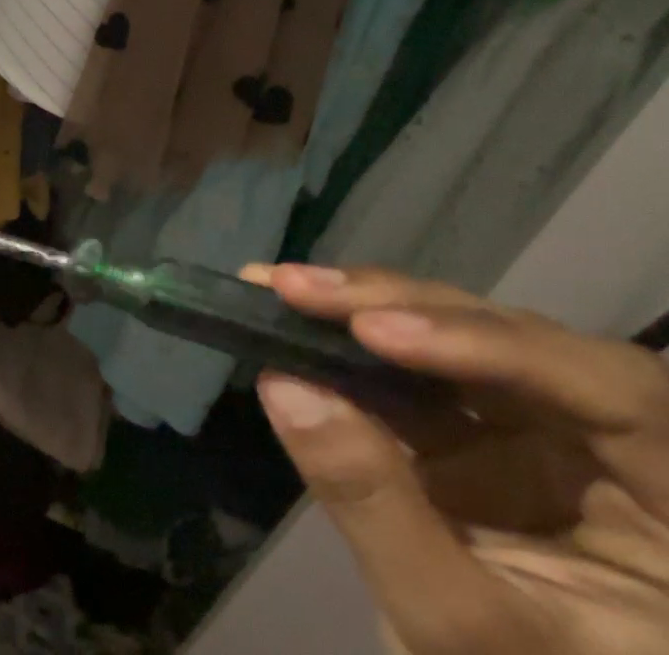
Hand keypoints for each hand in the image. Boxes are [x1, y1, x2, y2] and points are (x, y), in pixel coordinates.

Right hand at [248, 263, 668, 654]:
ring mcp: (549, 440)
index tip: (375, 330)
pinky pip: (420, 374)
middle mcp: (626, 451)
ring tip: (281, 289)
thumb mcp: (450, 618)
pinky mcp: (480, 436)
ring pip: (470, 342)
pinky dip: (352, 344)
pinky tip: (293, 318)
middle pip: (531, 346)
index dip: (496, 348)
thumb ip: (376, 505)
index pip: (612, 394)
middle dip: (410, 308)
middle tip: (299, 289)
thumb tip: (285, 383)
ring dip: (371, 308)